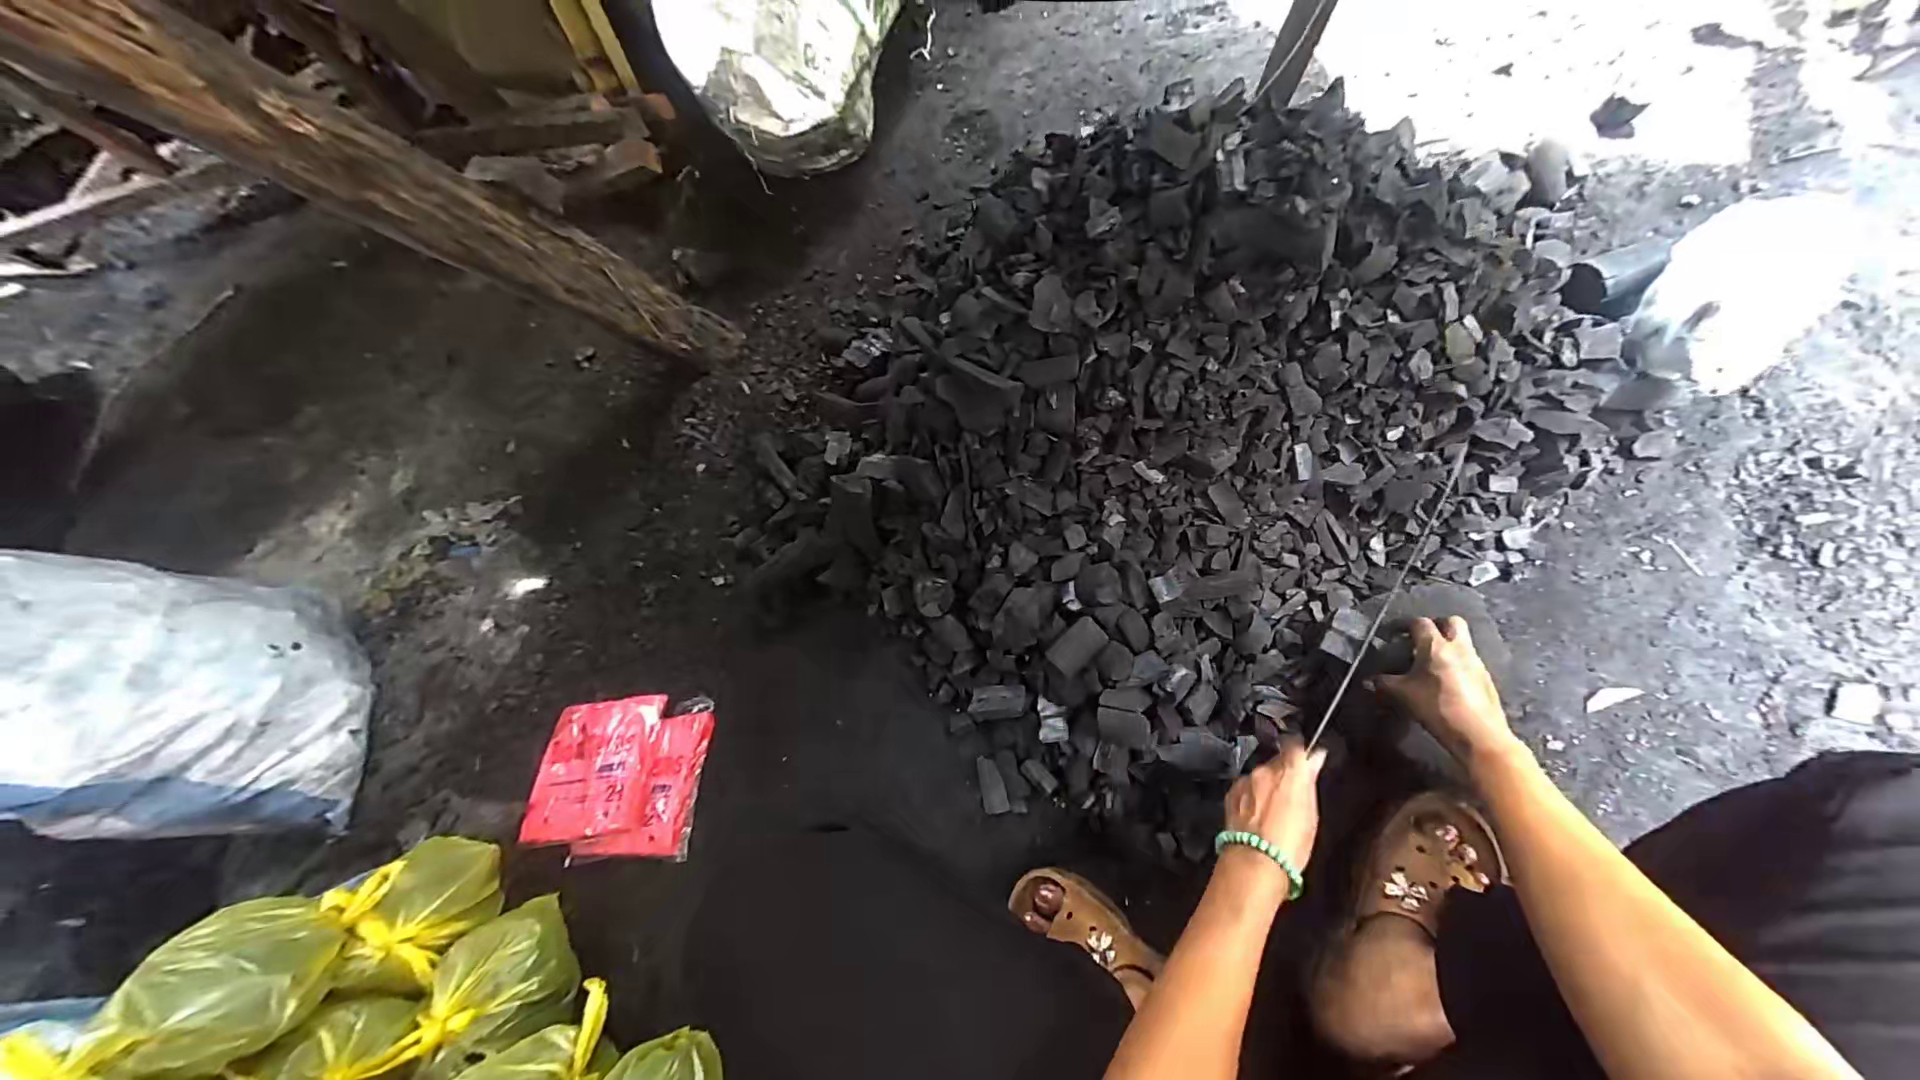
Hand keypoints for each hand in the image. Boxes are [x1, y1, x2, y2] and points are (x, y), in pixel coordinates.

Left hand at [1223, 735, 1327, 871]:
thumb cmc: (1291, 843)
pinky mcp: (1231, 792)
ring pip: (1260, 775)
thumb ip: (1309, 781)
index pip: (1294, 745)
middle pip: (1277, 761)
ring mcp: (1245, 780)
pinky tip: (1258, 814)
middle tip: (1293, 795)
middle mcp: (1264, 770)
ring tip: (1275, 810)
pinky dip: (1253, 794)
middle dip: (1285, 772)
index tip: (1306, 759)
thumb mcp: (1311, 814)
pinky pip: (1246, 786)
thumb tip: (1314, 759)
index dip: (1301, 751)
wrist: (1255, 860)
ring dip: (1267, 784)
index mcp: (1289, 772)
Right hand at [1375, 616, 1519, 767]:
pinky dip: (1457, 663)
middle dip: (1436, 625)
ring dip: (1448, 645)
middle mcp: (1459, 648)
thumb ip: (1383, 682)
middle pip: (1452, 622)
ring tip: (1431, 663)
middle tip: (1420, 639)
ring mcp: (1476, 663)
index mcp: (1435, 647)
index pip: (1420, 622)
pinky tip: (1446, 681)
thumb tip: (1369, 679)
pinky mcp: (1486, 678)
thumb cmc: (1436, 707)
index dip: (1404, 625)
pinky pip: (1470, 660)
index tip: (1393, 634)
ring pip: (1463, 642)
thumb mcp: (1401, 694)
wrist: (1478, 734)